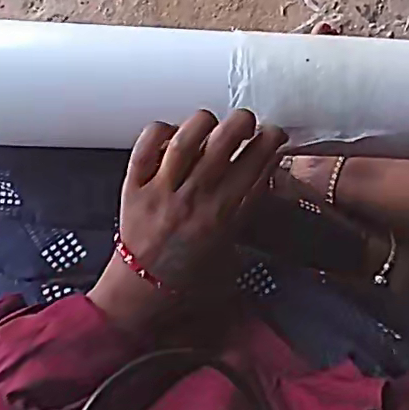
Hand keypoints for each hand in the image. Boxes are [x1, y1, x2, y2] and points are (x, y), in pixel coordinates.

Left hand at [89, 109, 287, 334]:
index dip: (268, 144)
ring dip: (204, 123)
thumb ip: (245, 209)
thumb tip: (263, 168)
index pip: (252, 170)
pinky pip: (145, 148)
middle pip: (220, 148)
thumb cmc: (188, 270)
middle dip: (241, 125)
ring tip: (212, 122)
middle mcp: (192, 201)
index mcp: (220, 217)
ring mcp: (160, 191)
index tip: (274, 133)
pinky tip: (173, 131)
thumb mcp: (229, 245)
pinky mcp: (134, 186)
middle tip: (247, 121)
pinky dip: (160, 130)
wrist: (143, 287)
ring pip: (184, 143)